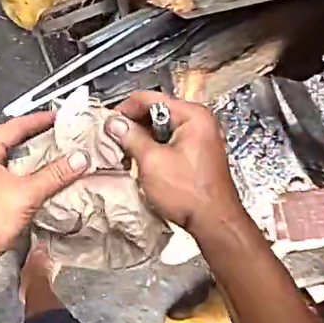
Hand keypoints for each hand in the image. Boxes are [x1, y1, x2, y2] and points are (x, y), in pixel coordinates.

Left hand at [0, 111, 90, 265]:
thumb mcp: (27, 193)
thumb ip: (54, 175)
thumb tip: (77, 160)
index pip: (14, 126)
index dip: (37, 120)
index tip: (57, 117)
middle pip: (9, 139)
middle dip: (33, 134)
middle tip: (56, 132)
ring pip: (9, 158)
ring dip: (29, 154)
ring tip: (52, 152)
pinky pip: (8, 174)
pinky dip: (25, 171)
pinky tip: (38, 179)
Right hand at [107, 91, 251, 236]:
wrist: (213, 223)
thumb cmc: (191, 194)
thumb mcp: (151, 161)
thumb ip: (130, 137)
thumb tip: (116, 123)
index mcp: (193, 116)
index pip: (150, 99)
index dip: (125, 110)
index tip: (110, 123)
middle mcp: (200, 123)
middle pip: (155, 112)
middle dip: (133, 125)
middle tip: (115, 139)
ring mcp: (199, 139)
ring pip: (160, 129)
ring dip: (140, 139)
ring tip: (126, 153)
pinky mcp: (195, 155)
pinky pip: (167, 142)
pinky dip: (152, 150)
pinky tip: (141, 163)